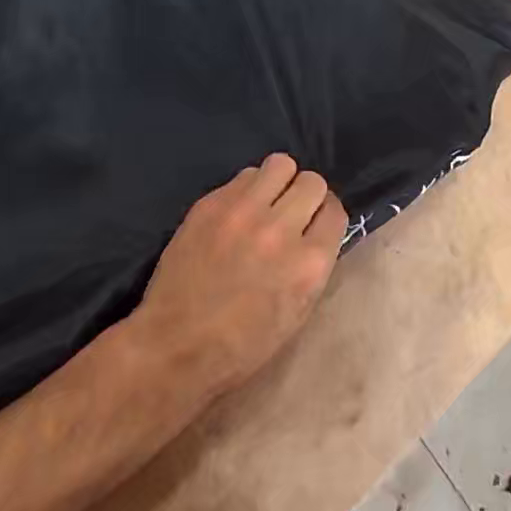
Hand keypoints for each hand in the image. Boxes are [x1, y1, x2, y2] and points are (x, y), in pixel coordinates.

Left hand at [131, 154, 346, 395]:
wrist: (176, 344)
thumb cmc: (242, 345)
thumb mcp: (297, 314)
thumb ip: (313, 267)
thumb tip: (316, 234)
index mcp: (309, 263)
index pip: (335, 211)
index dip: (326, 216)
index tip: (315, 223)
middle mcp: (281, 228)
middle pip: (312, 181)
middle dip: (307, 195)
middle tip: (291, 212)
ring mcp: (243, 211)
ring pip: (280, 164)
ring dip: (279, 182)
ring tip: (266, 202)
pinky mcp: (210, 204)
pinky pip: (243, 176)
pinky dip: (247, 189)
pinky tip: (237, 212)